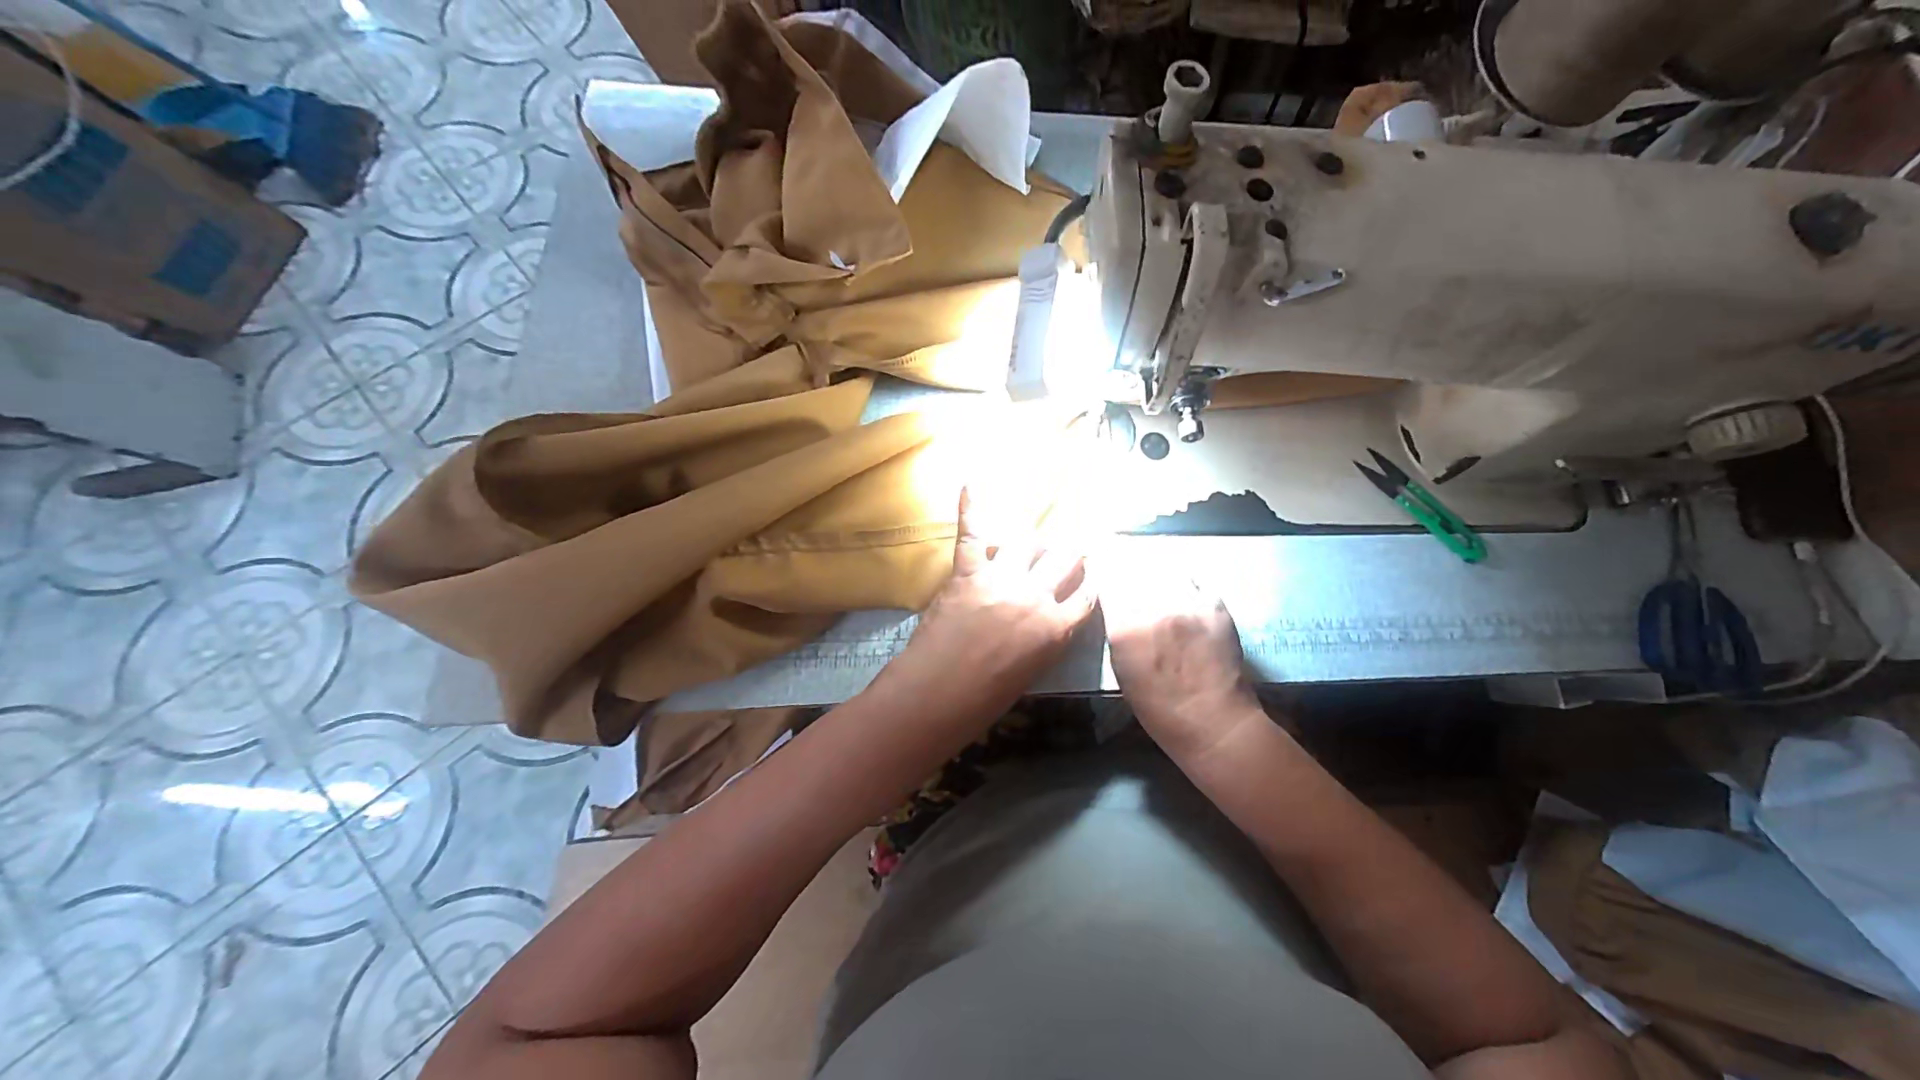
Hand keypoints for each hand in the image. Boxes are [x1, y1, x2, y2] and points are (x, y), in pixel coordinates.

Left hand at [884, 489, 1096, 724]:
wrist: (941, 690)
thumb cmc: (986, 696)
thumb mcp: (1032, 670)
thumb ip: (1045, 639)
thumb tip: (1046, 621)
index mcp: (1056, 628)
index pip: (1085, 595)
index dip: (1089, 580)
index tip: (1092, 569)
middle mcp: (1036, 596)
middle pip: (1063, 560)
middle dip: (1070, 550)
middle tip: (1070, 546)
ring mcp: (1002, 579)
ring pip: (1027, 542)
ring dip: (1033, 540)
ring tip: (1034, 537)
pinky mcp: (968, 571)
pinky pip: (972, 534)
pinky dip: (971, 509)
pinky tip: (971, 485)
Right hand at [1098, 566, 1263, 761]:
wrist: (1213, 721)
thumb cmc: (1158, 708)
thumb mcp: (1121, 668)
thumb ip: (1118, 629)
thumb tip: (1117, 605)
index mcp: (1125, 626)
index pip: (1108, 580)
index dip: (1105, 572)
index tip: (1104, 570)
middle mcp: (1154, 606)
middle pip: (1136, 569)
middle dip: (1130, 570)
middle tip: (1130, 575)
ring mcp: (1187, 603)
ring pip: (1165, 571)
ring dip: (1157, 576)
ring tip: (1158, 586)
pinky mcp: (1214, 606)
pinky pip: (1194, 585)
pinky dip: (1186, 589)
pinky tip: (1185, 602)